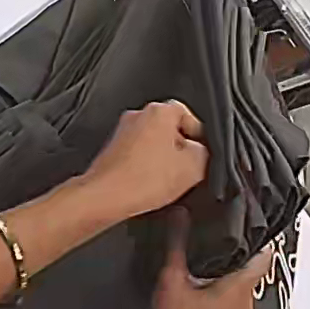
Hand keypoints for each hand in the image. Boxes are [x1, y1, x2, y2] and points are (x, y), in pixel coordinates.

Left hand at [79, 101, 209, 222]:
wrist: (105, 196)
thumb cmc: (143, 179)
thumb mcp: (193, 167)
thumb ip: (205, 153)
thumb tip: (201, 152)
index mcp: (159, 111)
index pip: (190, 116)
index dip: (200, 138)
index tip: (204, 154)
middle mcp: (138, 116)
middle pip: (170, 130)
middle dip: (180, 150)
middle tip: (187, 170)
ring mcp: (122, 133)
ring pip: (153, 144)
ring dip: (162, 160)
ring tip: (167, 181)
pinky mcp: (112, 151)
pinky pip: (137, 156)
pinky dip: (145, 167)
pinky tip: (149, 185)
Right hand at [149, 208, 271, 308]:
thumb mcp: (171, 280)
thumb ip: (176, 243)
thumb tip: (180, 217)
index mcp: (240, 289)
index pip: (264, 253)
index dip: (257, 232)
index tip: (247, 217)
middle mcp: (245, 302)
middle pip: (250, 264)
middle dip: (236, 246)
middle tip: (219, 226)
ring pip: (239, 279)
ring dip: (226, 264)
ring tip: (206, 247)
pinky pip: (229, 293)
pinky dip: (219, 281)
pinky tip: (198, 276)